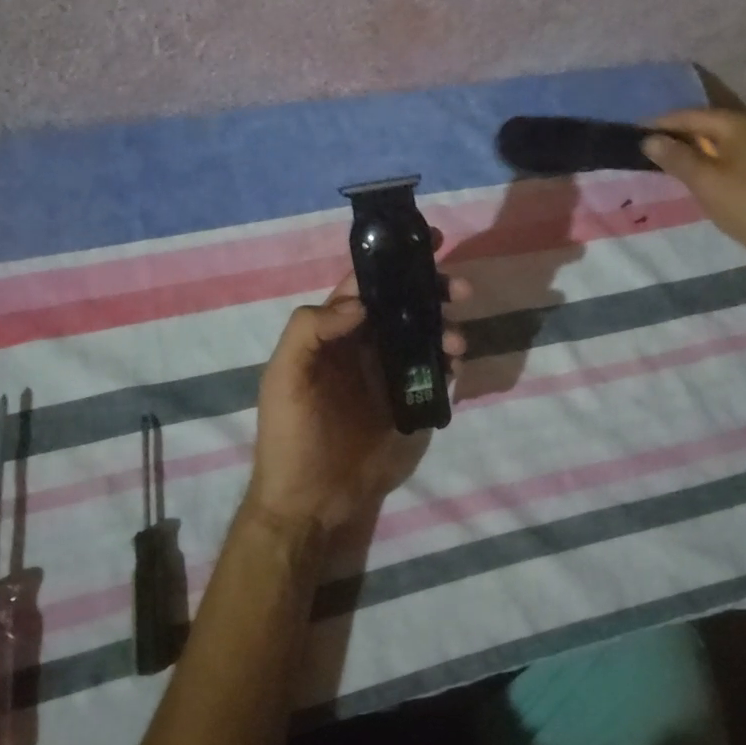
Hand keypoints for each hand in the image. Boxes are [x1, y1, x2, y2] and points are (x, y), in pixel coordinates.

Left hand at [247, 251, 469, 535]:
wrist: (312, 502)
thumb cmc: (292, 436)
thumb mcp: (285, 377)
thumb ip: (310, 330)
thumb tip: (362, 301)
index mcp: (332, 334)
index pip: (364, 285)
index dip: (392, 260)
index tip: (427, 241)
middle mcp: (363, 346)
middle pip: (402, 304)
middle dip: (432, 289)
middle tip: (460, 287)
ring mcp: (388, 374)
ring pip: (424, 334)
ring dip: (446, 326)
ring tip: (458, 338)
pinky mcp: (410, 402)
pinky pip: (436, 370)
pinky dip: (451, 360)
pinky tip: (457, 362)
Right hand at [641, 108, 745, 276]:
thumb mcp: (705, 181)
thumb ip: (676, 157)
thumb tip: (650, 139)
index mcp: (741, 122)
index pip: (692, 115)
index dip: (662, 123)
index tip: (636, 131)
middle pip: (710, 125)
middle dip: (680, 134)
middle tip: (652, 147)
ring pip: (725, 141)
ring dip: (698, 148)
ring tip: (672, 161)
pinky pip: (737, 154)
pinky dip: (716, 159)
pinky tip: (704, 174)